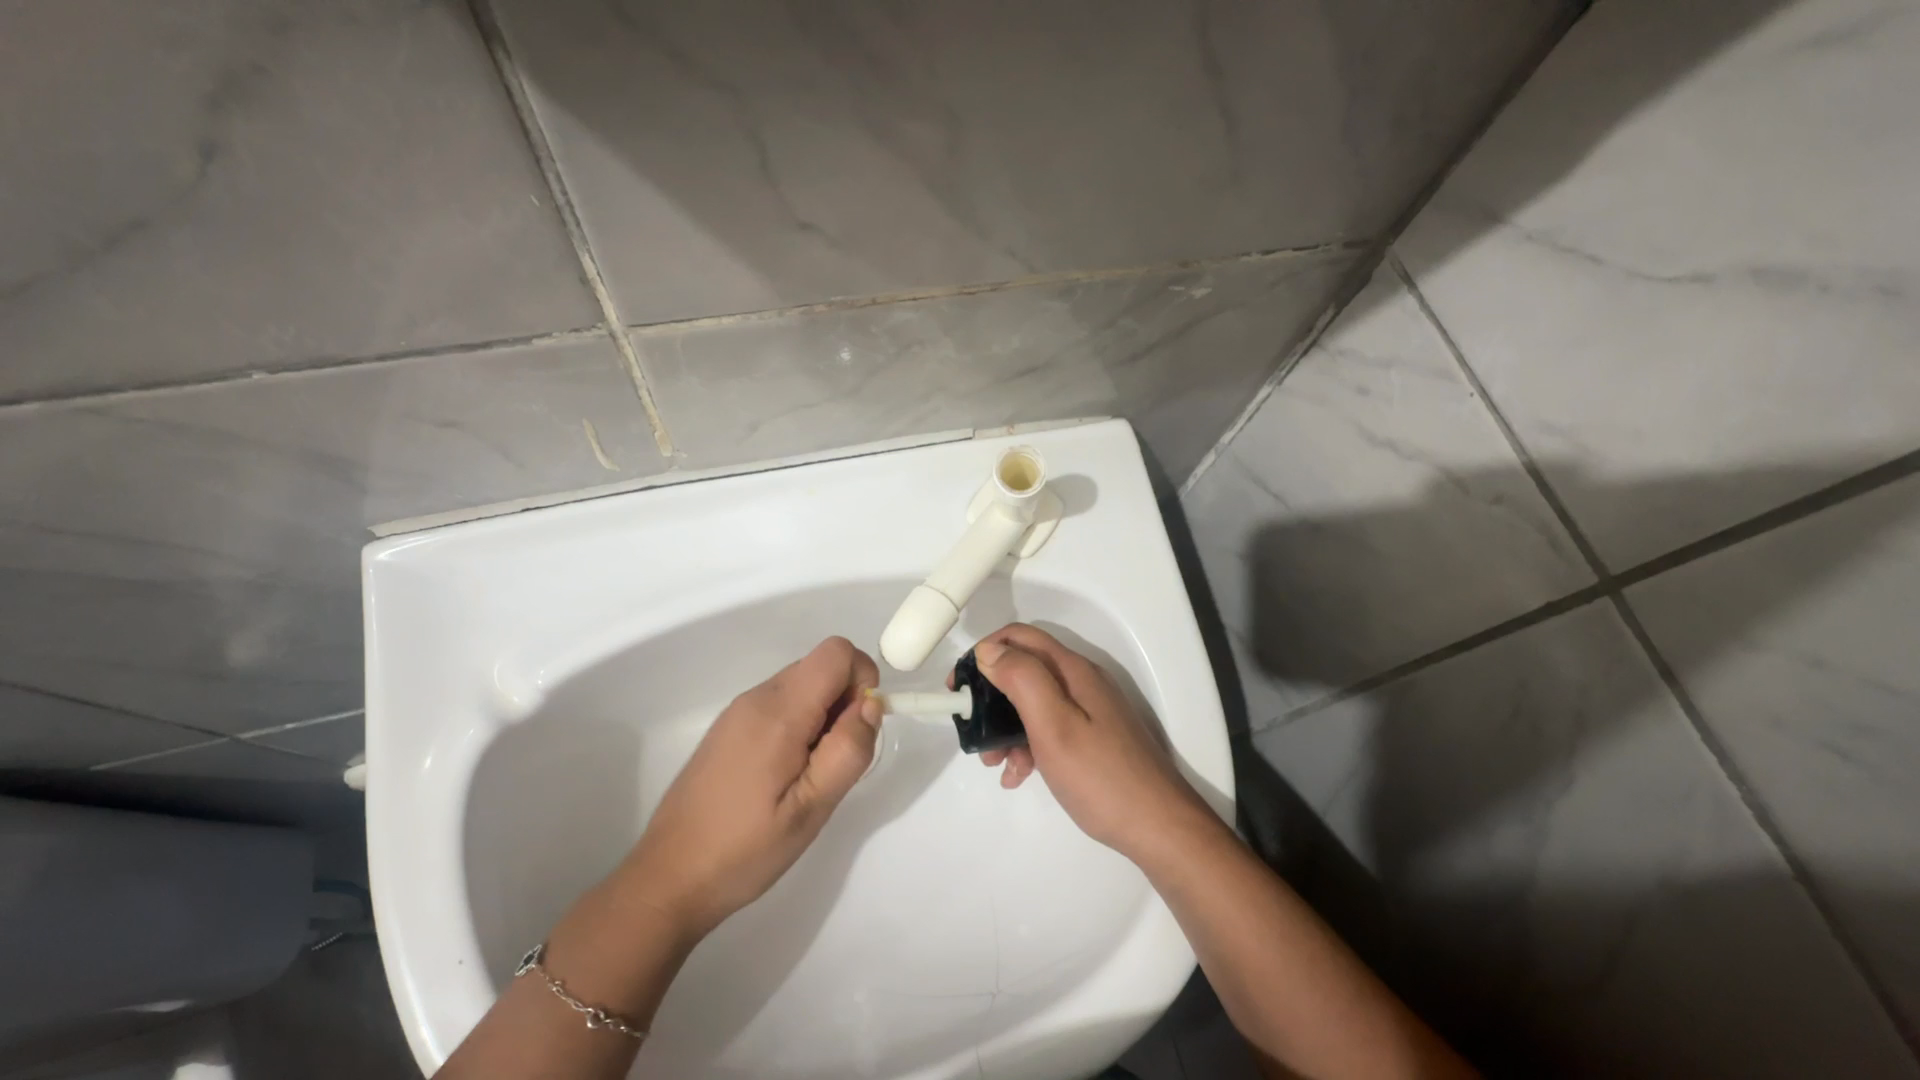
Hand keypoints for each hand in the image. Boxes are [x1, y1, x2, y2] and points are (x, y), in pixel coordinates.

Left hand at [612, 637, 880, 940]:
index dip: (862, 680)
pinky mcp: (728, 730)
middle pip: (820, 667)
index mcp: (778, 711)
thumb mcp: (811, 808)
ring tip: (809, 778)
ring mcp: (738, 712)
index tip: (858, 731)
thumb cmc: (745, 849)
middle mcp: (756, 698)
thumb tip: (871, 703)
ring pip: (801, 687)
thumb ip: (848, 750)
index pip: (837, 652)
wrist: (670, 877)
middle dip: (845, 703)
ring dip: (823, 718)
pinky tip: (784, 779)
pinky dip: (799, 727)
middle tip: (834, 764)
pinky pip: (779, 706)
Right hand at [964, 623, 1217, 861]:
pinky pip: (1051, 728)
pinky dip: (1029, 745)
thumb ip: (1022, 680)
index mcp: (1073, 671)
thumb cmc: (1100, 777)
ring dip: (1007, 727)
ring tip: (997, 765)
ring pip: (1035, 703)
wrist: (1158, 827)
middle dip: (992, 696)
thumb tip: (990, 650)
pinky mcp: (1096, 737)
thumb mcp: (1053, 726)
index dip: (984, 653)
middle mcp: (1083, 682)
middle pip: (1025, 669)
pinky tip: (1021, 776)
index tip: (959, 687)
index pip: (1020, 637)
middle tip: (973, 732)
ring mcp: (1092, 710)